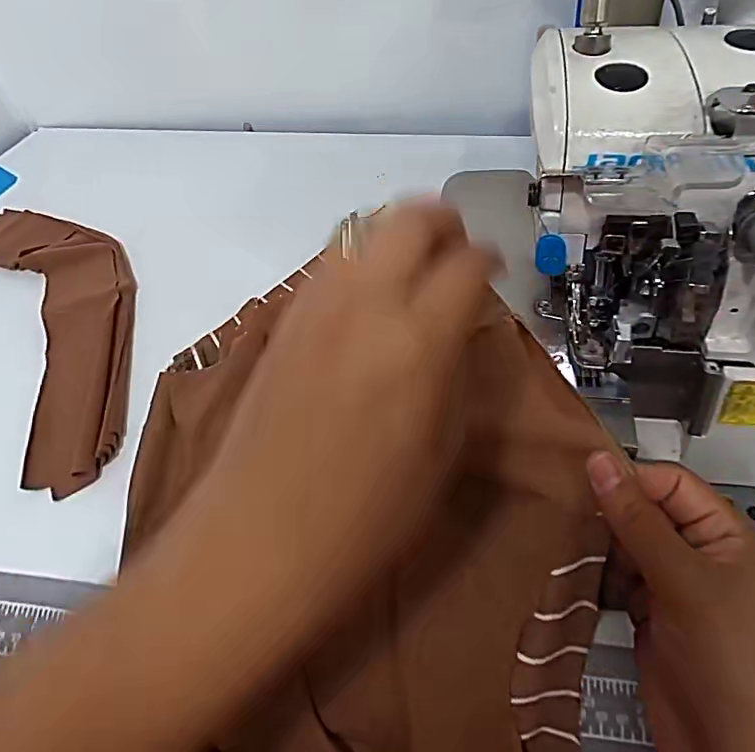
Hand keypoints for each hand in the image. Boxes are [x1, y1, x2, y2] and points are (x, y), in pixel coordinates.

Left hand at [195, 201, 499, 610]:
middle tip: (459, 245)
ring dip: (399, 231)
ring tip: (416, 261)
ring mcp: (318, 303)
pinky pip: (332, 260)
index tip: (496, 268)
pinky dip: (362, 256)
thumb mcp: (441, 449)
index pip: (468, 264)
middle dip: (444, 219)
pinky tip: (370, 293)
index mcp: (418, 339)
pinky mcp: (286, 317)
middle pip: (411, 218)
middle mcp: (367, 302)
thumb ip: (456, 370)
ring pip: (364, 227)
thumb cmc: (366, 515)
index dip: (491, 257)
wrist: (257, 537)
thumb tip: (462, 328)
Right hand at [587, 453, 754, 751]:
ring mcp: (675, 586)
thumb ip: (639, 520)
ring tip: (572, 540)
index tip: (588, 479)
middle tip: (572, 508)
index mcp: (726, 536)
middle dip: (612, 511)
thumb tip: (602, 463)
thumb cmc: (733, 668)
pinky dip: (600, 575)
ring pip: (628, 543)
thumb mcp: (684, 582)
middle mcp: (701, 555)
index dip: (632, 479)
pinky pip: (620, 577)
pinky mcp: (651, 614)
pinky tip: (582, 573)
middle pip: (647, 510)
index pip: (671, 484)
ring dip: (602, 543)